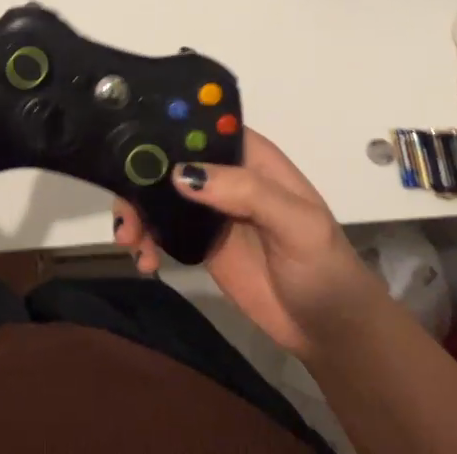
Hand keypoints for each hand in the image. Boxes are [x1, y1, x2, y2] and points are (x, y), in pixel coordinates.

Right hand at [112, 129, 385, 359]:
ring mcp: (206, 208)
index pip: (200, 125)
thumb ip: (247, 192)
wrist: (331, 333)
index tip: (125, 136)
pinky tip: (144, 261)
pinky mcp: (195, 241)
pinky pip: (157, 229)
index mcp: (249, 157)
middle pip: (166, 159)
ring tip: (130, 242)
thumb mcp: (298, 225)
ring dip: (135, 212)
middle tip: (125, 204)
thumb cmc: (326, 269)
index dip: (163, 124)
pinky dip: (143, 240)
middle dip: (136, 176)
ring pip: (154, 194)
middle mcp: (223, 175)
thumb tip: (181, 173)